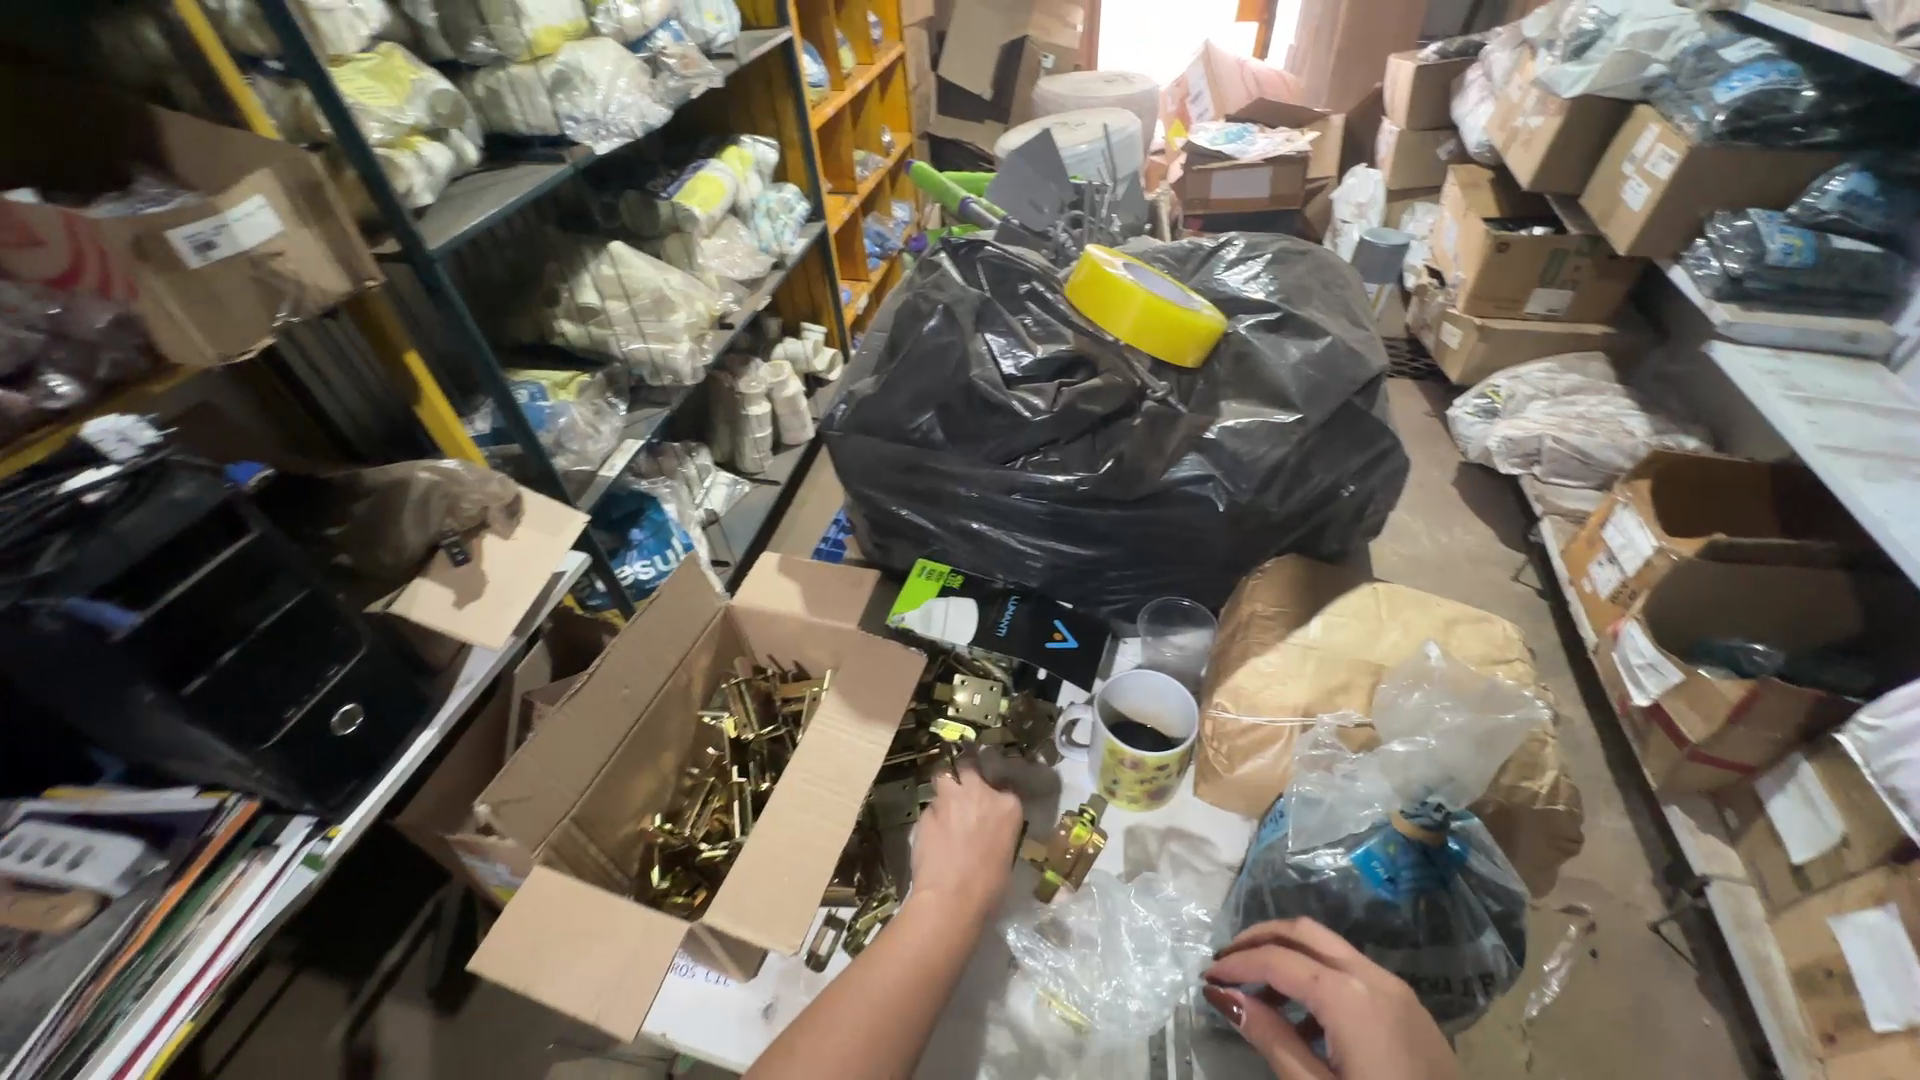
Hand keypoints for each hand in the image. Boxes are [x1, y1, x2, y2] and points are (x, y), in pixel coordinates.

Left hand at [907, 756, 1024, 924]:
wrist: (952, 897)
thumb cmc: (989, 885)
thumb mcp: (1006, 851)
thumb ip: (997, 827)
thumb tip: (985, 826)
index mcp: (1007, 806)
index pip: (1002, 787)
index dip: (991, 794)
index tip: (987, 805)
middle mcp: (979, 793)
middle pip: (968, 767)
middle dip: (963, 774)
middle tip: (961, 789)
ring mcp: (950, 799)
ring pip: (943, 777)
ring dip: (944, 788)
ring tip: (944, 807)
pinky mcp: (926, 811)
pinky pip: (930, 807)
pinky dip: (932, 816)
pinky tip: (931, 834)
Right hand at [1201, 918, 1456, 1079]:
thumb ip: (1271, 1038)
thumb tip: (1225, 996)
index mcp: (1349, 996)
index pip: (1277, 959)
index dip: (1236, 964)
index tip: (1206, 979)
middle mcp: (1374, 977)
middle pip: (1303, 933)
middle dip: (1259, 940)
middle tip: (1226, 963)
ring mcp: (1397, 991)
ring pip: (1329, 948)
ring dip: (1288, 957)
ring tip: (1257, 994)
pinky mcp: (1411, 1010)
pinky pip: (1353, 973)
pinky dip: (1318, 976)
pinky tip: (1302, 1019)